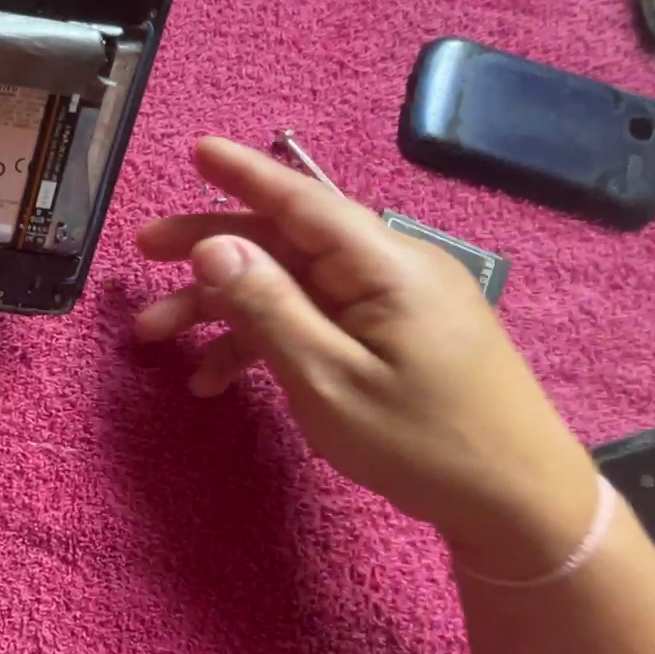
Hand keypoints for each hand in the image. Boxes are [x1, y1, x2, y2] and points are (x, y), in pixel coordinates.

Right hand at [134, 137, 601, 564]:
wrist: (511, 503)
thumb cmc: (421, 440)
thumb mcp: (327, 377)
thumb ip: (267, 307)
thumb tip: (213, 247)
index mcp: (383, 268)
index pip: (302, 203)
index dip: (245, 175)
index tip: (195, 150)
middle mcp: (381, 272)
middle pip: (280, 242)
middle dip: (207, 248)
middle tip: (143, 251)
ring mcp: (379, 306)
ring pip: (281, 286)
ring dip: (216, 307)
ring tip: (154, 335)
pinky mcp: (375, 337)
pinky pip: (301, 322)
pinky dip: (252, 343)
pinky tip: (212, 379)